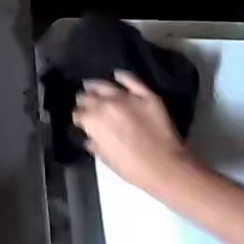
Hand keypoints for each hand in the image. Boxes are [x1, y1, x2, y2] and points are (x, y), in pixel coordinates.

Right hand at [73, 70, 196, 190]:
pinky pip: (132, 81)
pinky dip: (123, 76)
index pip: (78, 113)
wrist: (165, 167)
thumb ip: (96, 145)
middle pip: (88, 97)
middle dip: (84, 100)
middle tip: (85, 103)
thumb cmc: (132, 169)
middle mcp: (106, 104)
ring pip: (105, 85)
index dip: (78, 117)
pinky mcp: (146, 96)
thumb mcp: (106, 159)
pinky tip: (117, 74)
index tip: (80, 120)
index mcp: (92, 121)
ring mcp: (127, 98)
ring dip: (96, 86)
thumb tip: (90, 138)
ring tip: (92, 85)